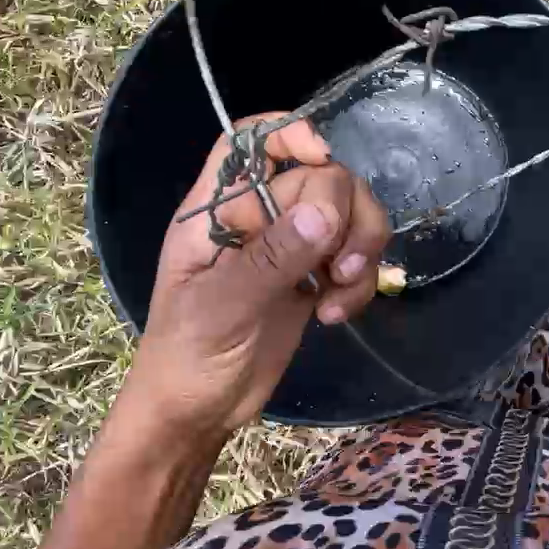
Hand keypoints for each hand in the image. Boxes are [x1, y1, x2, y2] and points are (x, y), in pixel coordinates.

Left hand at [111, 114, 390, 446]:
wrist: (199, 414)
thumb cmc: (187, 357)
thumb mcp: (222, 307)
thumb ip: (273, 258)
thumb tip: (326, 214)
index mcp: (218, 209)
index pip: (252, 141)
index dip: (289, 134)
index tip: (323, 158)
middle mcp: (258, 217)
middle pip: (322, 177)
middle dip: (344, 217)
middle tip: (338, 267)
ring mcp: (289, 246)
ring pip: (350, 214)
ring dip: (360, 250)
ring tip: (338, 292)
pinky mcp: (313, 277)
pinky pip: (355, 257)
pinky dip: (358, 284)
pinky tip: (333, 315)